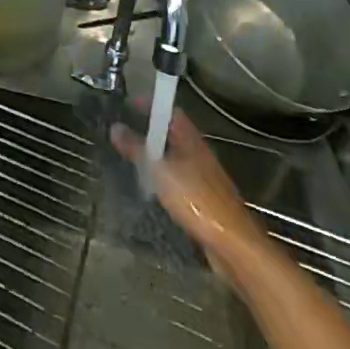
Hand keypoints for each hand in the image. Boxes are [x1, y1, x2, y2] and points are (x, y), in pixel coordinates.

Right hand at [111, 109, 263, 255]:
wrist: (233, 244)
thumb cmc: (197, 200)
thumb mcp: (159, 170)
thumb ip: (136, 148)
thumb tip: (115, 127)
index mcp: (192, 141)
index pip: (172, 111)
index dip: (151, 104)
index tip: (128, 104)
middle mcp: (199, 155)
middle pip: (173, 134)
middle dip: (149, 131)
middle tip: (123, 131)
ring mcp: (204, 178)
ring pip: (175, 158)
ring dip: (155, 156)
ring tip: (131, 158)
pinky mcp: (205, 200)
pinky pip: (178, 179)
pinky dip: (162, 177)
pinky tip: (150, 187)